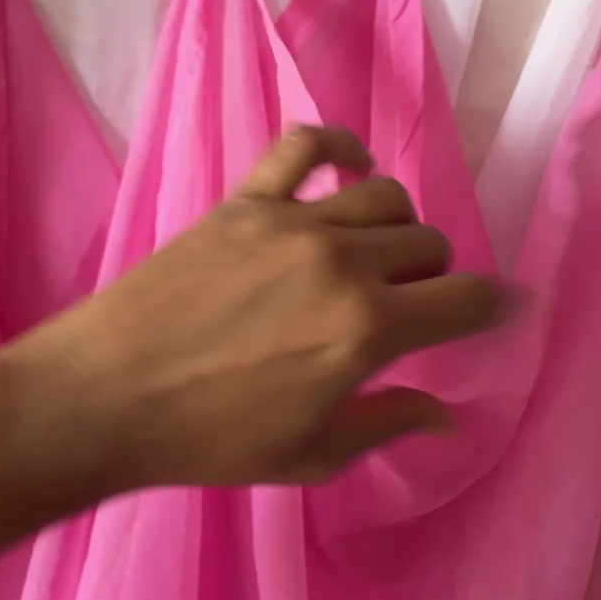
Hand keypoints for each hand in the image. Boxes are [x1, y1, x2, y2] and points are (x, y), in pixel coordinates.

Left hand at [4, 126, 504, 489]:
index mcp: (368, 331)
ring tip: (373, 258)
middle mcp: (343, 263)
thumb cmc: (210, 440)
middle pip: (429, 245)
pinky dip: (339, 149)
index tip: (496, 311)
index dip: (494, 307)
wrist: (104, 397)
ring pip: (385, 197)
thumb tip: (446, 414)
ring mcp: (292, 223)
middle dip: (434, 280)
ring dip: (397, 229)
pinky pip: (307, 146)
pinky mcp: (246, 202)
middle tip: (406, 310)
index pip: (467, 300)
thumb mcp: (311, 454)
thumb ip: (387, 423)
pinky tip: (347, 170)